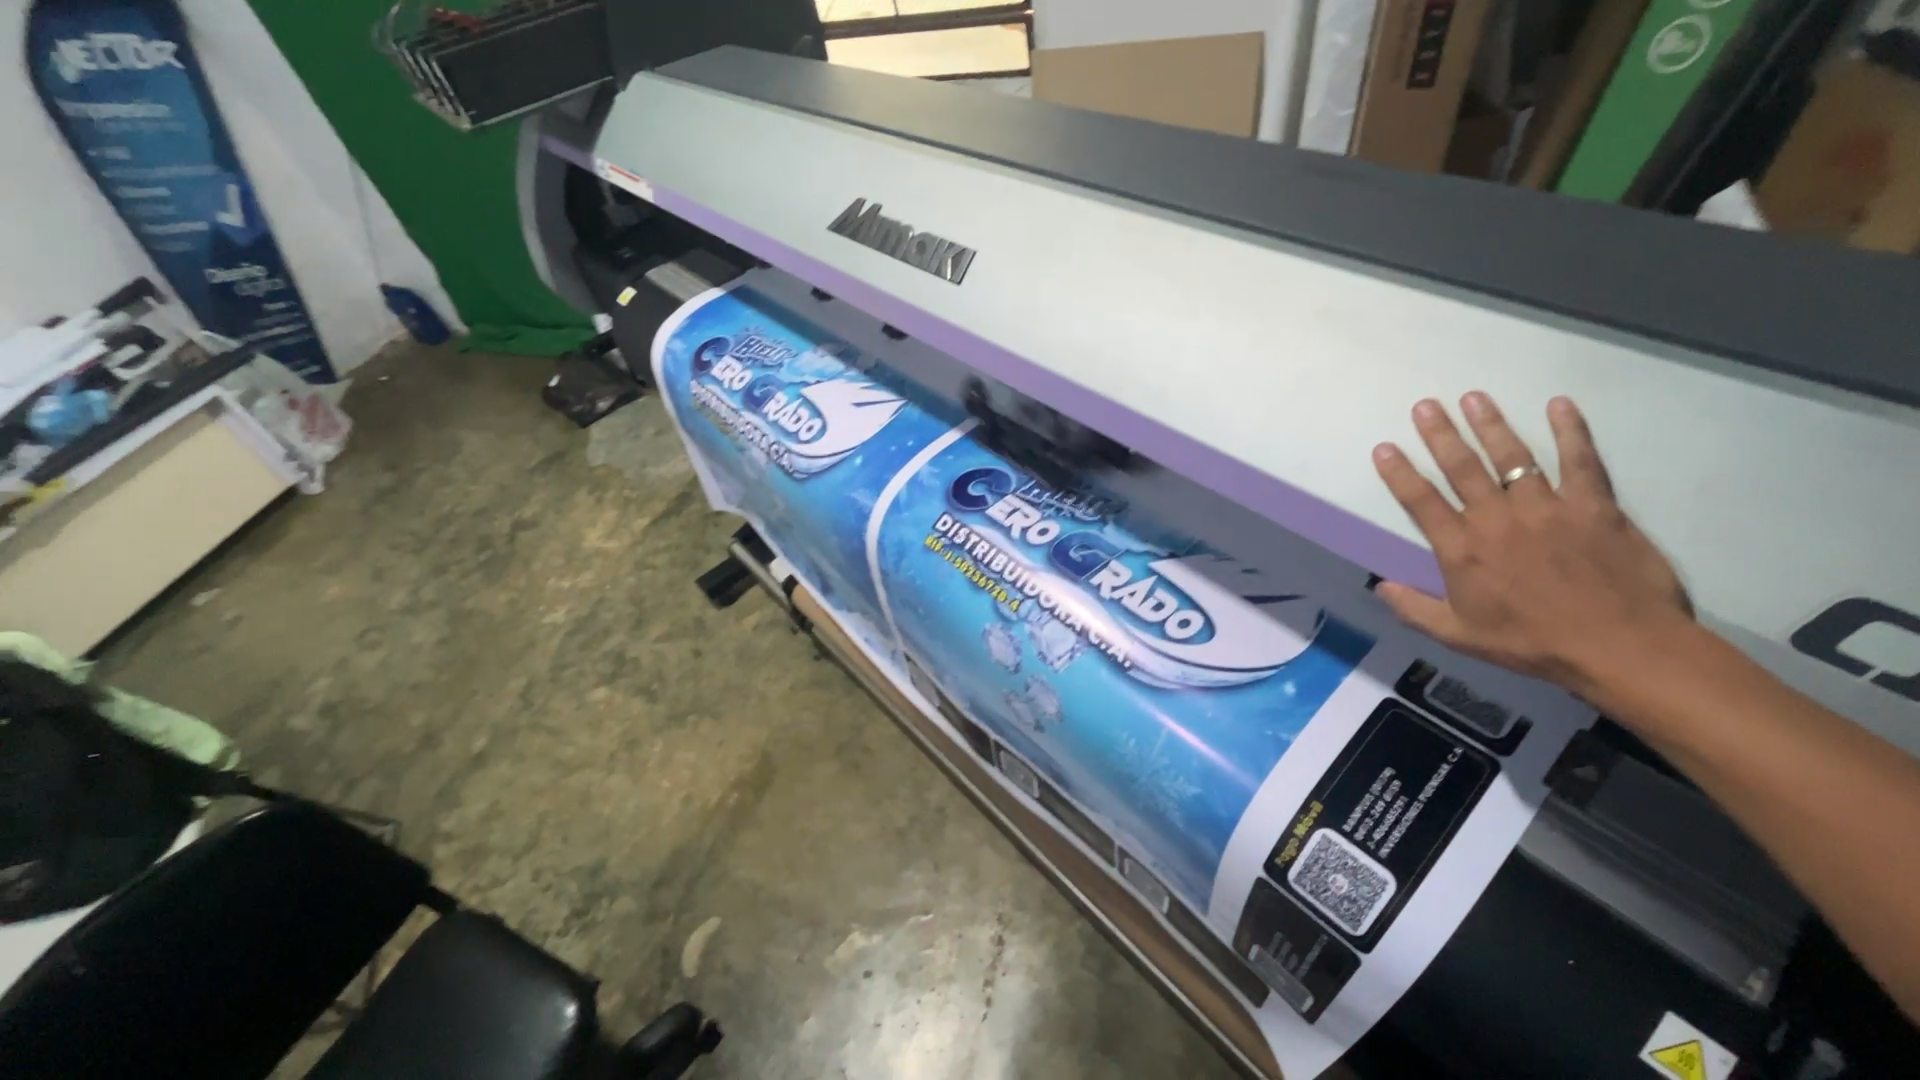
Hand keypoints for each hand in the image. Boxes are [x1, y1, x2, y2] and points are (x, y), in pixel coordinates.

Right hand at [1371, 392, 1693, 696]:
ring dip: (1491, 425)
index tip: (1385, 448)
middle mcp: (1498, 520)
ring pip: (1513, 457)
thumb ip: (1416, 610)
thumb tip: (1380, 586)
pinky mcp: (1593, 506)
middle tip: (1425, 405)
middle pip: (1462, 468)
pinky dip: (1571, 431)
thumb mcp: (1460, 637)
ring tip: (1474, 398)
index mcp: (1463, 550)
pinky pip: (1580, 461)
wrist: (1618, 646)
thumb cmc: (1533, 644)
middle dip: (1441, 434)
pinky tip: (1560, 406)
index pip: (1422, 502)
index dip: (1400, 473)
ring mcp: (1547, 508)